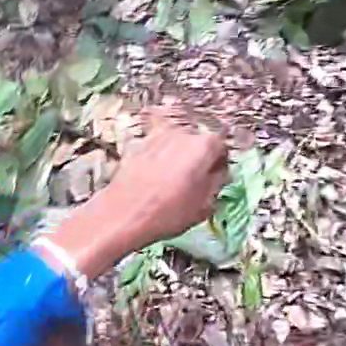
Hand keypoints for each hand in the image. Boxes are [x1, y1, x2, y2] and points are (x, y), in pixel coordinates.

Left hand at [45, 107, 228, 275]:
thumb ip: (216, 183)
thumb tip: (217, 174)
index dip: (220, 164)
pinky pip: (158, 150)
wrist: (124, 212)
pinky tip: (156, 180)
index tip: (217, 179)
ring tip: (174, 184)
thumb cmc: (169, 211)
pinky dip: (161, 160)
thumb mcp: (204, 204)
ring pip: (177, 145)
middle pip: (198, 143)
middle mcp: (181, 133)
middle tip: (196, 183)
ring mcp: (158, 136)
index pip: (221, 147)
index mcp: (203, 146)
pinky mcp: (139, 143)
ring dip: (179, 158)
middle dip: (200, 159)